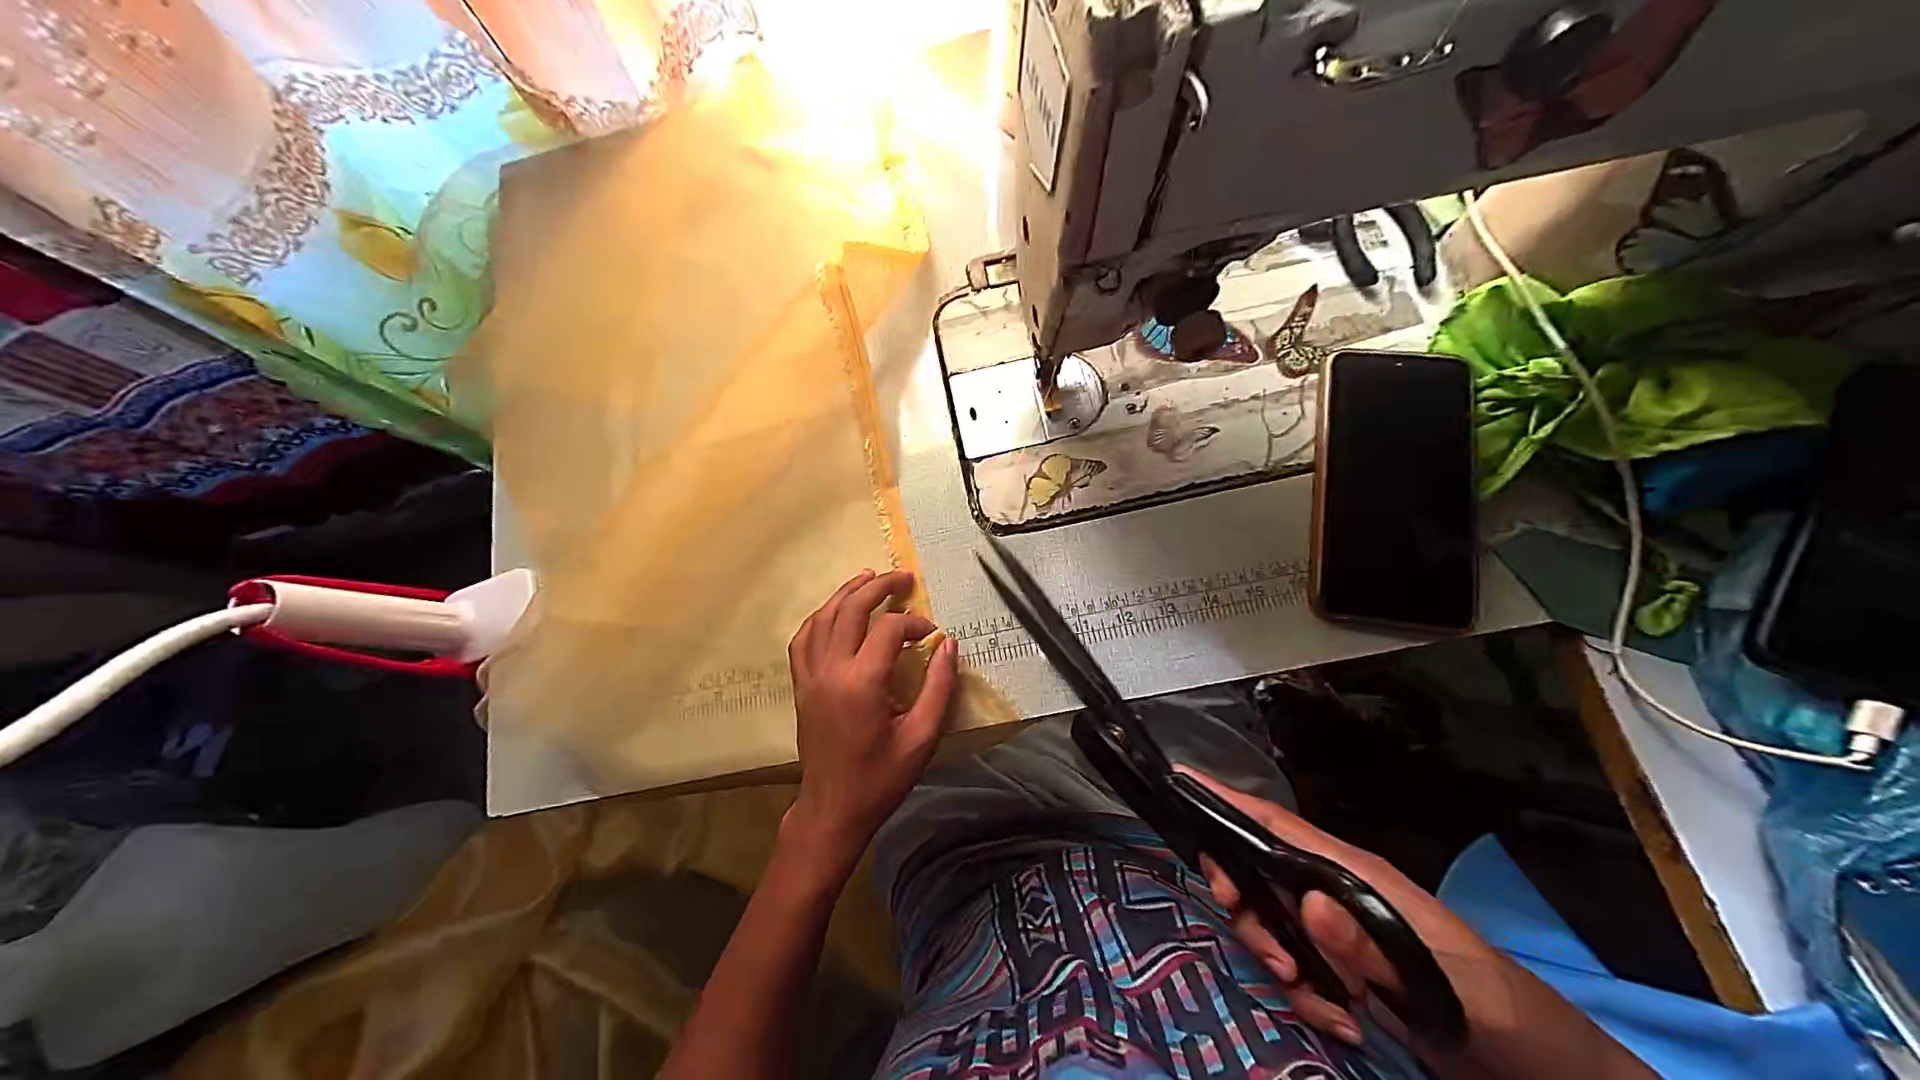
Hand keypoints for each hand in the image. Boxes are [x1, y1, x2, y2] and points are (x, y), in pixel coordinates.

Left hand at [785, 569, 957, 863]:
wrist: (833, 810)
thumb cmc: (881, 778)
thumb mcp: (922, 737)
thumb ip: (938, 687)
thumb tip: (949, 645)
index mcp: (862, 683)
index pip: (889, 630)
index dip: (915, 623)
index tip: (933, 635)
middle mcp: (830, 671)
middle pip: (850, 610)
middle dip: (879, 587)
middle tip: (903, 576)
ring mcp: (810, 677)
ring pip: (822, 618)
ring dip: (846, 593)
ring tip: (869, 577)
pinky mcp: (801, 686)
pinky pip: (803, 640)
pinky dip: (819, 618)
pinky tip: (833, 611)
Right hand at [1178, 768, 1543, 1066]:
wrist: (1539, 1069)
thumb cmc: (1503, 1013)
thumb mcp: (1447, 985)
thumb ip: (1375, 946)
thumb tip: (1306, 902)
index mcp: (1357, 875)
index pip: (1280, 826)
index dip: (1229, 802)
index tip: (1183, 782)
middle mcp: (1337, 892)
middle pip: (1259, 873)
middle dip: (1247, 907)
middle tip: (1273, 956)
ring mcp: (1337, 932)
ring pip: (1269, 923)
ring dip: (1277, 961)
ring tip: (1322, 1001)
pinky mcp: (1339, 969)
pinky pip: (1292, 969)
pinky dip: (1303, 996)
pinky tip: (1341, 1021)